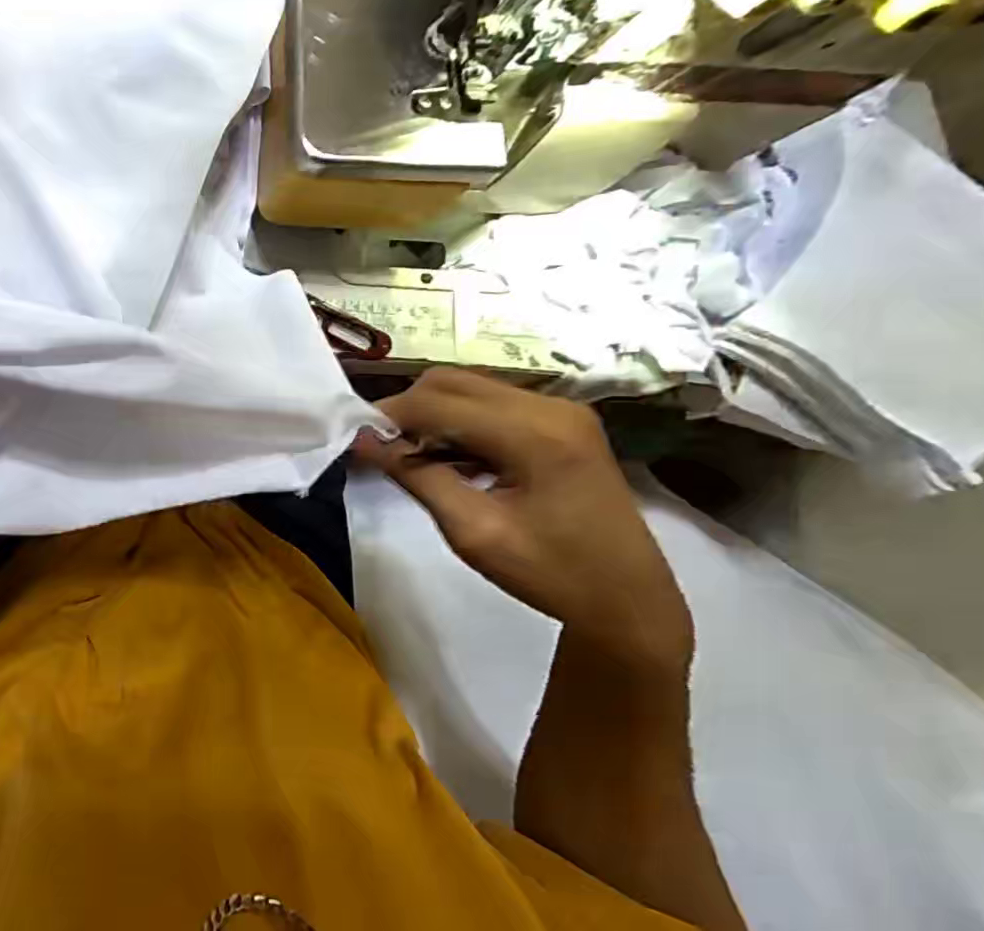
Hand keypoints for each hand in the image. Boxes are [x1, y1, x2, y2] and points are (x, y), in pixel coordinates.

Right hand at [353, 367, 692, 673]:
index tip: (354, 438)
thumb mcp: (473, 532)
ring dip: (431, 414)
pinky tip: (447, 456)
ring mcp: (560, 410)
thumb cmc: (551, 575)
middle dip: (407, 409)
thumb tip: (364, 442)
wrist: (628, 600)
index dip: (389, 415)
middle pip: (452, 382)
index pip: (438, 402)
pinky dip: (458, 421)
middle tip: (381, 448)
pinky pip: (491, 404)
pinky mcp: (560, 421)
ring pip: (468, 387)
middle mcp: (550, 407)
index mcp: (536, 434)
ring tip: (410, 455)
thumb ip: (417, 478)